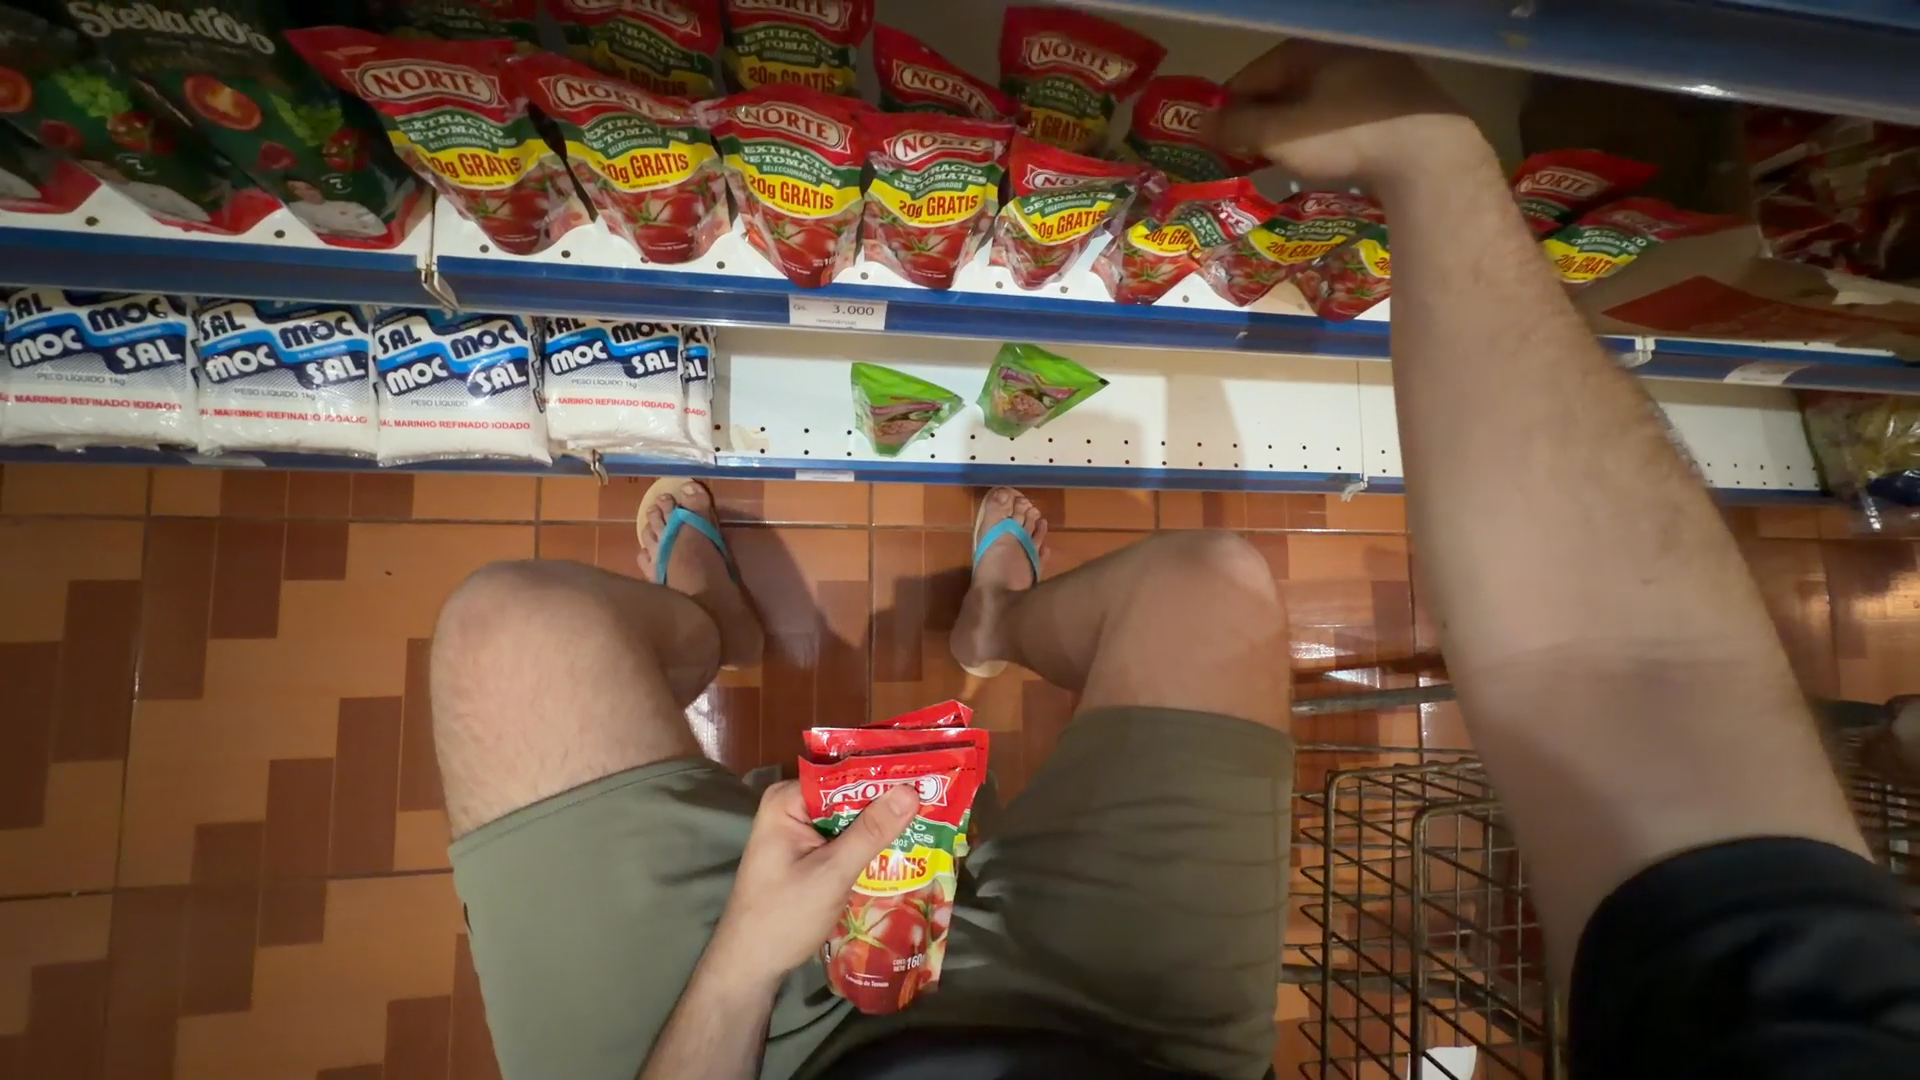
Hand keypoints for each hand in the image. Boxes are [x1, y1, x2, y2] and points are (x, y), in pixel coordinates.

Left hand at [706, 779, 920, 986]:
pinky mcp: (809, 853)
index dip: (885, 775)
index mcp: (788, 800)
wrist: (748, 970)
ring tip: (934, 817)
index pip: (845, 775)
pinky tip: (905, 846)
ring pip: (851, 817)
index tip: (927, 775)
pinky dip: (870, 843)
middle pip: (850, 794)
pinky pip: (845, 837)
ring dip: (883, 823)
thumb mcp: (832, 873)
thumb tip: (911, 790)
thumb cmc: (783, 919)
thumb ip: (871, 832)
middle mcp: (793, 806)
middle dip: (888, 800)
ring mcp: (800, 831)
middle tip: (938, 797)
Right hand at [1211, 40, 1483, 189]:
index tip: (1214, 147)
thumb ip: (1235, 129)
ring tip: (1272, 165)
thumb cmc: (1344, 136)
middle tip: (1240, 161)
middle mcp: (1335, 50)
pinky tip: (1312, 158)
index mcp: (1306, 50)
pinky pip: (1332, 112)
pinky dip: (1313, 134)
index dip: (1225, 113)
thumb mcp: (1279, 137)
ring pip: (1305, 103)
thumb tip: (1197, 124)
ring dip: (1283, 133)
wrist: (1424, 151)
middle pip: (1277, 90)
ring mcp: (1365, 70)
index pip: (1247, 78)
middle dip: (1255, 124)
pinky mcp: (1385, 95)